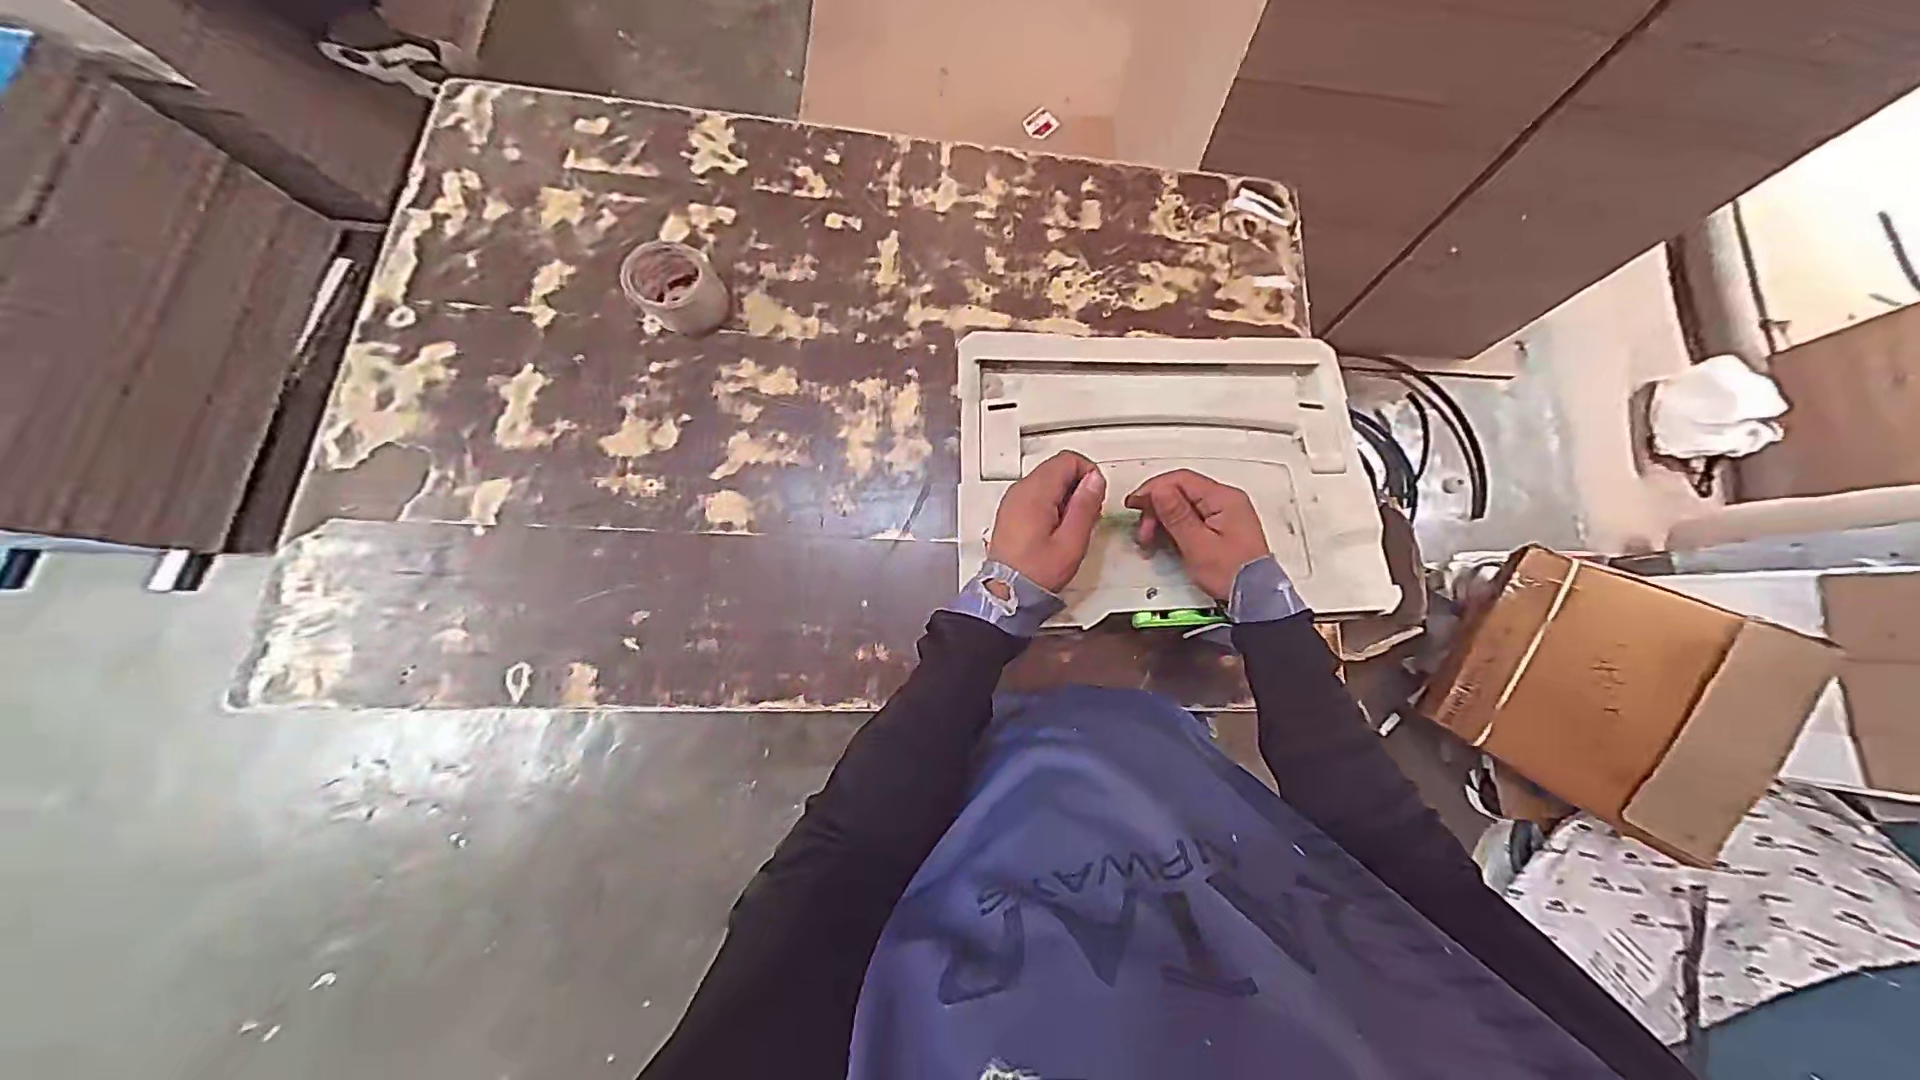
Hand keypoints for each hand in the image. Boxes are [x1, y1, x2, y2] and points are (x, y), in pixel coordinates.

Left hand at [987, 450, 1106, 592]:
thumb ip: (1085, 506)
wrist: (1008, 591)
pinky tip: (1057, 529)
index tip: (1095, 496)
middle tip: (1087, 514)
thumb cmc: (1036, 572)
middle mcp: (1020, 491)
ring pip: (1047, 481)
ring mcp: (1013, 501)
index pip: (1067, 460)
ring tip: (1072, 526)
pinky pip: (1036, 495)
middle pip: (1057, 468)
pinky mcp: (1011, 512)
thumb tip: (1095, 480)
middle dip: (1078, 485)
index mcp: (1035, 493)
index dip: (1088, 473)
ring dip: (1066, 496)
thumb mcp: (1071, 540)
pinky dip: (1052, 504)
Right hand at [1124, 470, 1269, 600]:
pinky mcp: (1220, 527)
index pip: (1180, 480)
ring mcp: (1223, 513)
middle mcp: (1225, 500)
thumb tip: (1159, 489)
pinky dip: (1173, 528)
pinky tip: (1163, 542)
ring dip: (1162, 520)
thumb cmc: (1231, 574)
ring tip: (1150, 541)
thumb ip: (1177, 515)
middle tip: (1142, 531)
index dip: (1153, 489)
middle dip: (1156, 509)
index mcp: (1223, 498)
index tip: (1134, 504)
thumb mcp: (1198, 544)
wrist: (1256, 598)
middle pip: (1180, 491)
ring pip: (1182, 505)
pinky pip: (1190, 518)